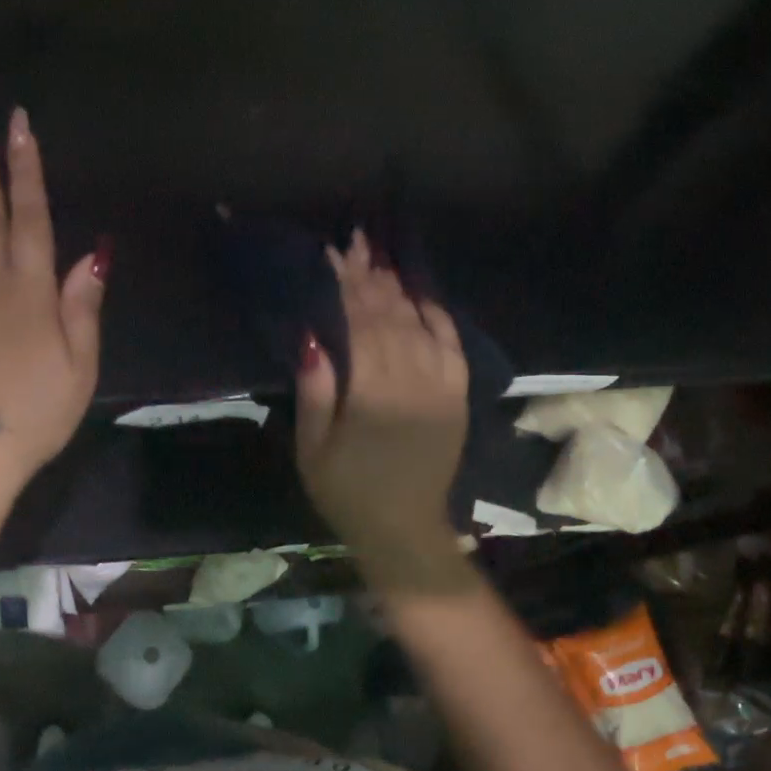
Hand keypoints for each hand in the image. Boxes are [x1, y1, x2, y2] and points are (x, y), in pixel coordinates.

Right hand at [295, 233, 469, 583]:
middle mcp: (411, 381)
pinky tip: (422, 296)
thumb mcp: (313, 450)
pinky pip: (451, 345)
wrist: (404, 528)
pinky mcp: (457, 397)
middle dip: (371, 277)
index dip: (347, 286)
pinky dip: (437, 316)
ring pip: (421, 324)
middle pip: (390, 316)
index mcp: (371, 394)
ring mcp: (440, 387)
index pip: (360, 324)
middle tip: (356, 242)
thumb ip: (316, 392)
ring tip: (382, 260)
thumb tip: (313, 336)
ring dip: (400, 290)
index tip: (334, 253)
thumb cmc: (346, 492)